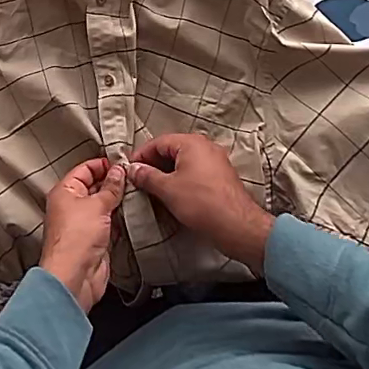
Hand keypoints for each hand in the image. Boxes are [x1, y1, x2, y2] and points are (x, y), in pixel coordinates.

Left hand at [40, 158, 127, 310]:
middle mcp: (72, 207)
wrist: (75, 277)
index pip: (84, 169)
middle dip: (112, 182)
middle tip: (132, 178)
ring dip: (118, 201)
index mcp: (65, 192)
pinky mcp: (95, 240)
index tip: (121, 163)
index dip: (102, 164)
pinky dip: (120, 219)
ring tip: (136, 194)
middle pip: (94, 186)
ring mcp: (83, 224)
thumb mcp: (97, 205)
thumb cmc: (74, 241)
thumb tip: (118, 172)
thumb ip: (111, 187)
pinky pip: (109, 224)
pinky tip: (133, 214)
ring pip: (103, 206)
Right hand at [129, 134, 274, 275]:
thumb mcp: (167, 189)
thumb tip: (133, 169)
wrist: (237, 227)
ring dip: (166, 174)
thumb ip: (147, 176)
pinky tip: (173, 195)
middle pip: (171, 150)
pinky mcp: (221, 178)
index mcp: (191, 143)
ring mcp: (215, 162)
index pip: (158, 142)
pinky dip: (181, 180)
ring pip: (183, 162)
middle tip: (139, 180)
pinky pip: (195, 172)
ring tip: (153, 189)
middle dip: (154, 164)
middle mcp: (205, 147)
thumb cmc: (202, 204)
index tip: (130, 169)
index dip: (142, 155)